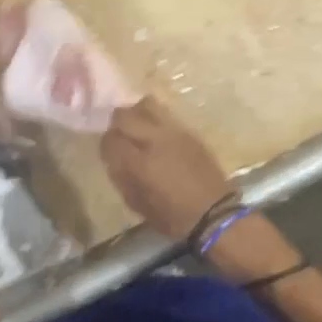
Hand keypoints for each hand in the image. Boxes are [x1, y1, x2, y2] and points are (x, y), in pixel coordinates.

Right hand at [100, 98, 234, 238]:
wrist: (215, 214)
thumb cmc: (173, 217)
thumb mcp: (137, 204)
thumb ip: (120, 177)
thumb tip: (113, 159)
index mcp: (139, 163)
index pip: (110, 139)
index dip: (106, 145)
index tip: (109, 153)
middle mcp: (154, 141)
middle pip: (124, 115)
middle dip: (116, 124)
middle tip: (120, 137)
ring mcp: (174, 132)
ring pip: (146, 104)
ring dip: (136, 114)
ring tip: (138, 128)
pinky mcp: (190, 131)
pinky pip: (166, 114)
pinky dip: (155, 119)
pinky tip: (157, 133)